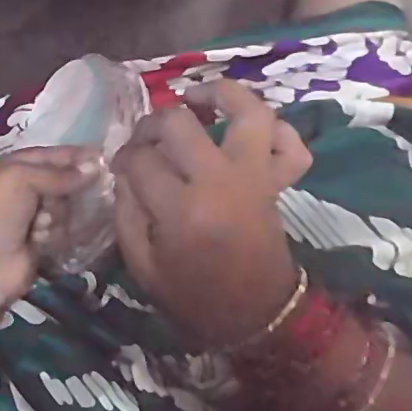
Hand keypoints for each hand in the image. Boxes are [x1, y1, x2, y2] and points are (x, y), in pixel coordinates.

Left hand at [0, 146, 99, 315]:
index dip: (76, 156)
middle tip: (57, 200)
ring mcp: (32, 217)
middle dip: (66, 190)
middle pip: (63, 181)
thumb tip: (96, 166)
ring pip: (66, 207)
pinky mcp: (42, 243)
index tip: (105, 158)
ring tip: (39, 226)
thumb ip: (57, 173)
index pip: (51, 154)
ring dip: (57, 215)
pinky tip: (40, 242)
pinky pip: (63, 230)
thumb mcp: (18, 180)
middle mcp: (22, 189)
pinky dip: (55, 235)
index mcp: (11, 167)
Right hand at [110, 80, 312, 349]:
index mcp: (181, 209)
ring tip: (196, 98)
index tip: (120, 167)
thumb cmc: (194, 295)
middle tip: (146, 140)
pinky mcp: (278, 182)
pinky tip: (248, 130)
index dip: (122, 157)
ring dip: (220, 94)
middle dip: (151, 123)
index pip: (139, 159)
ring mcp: (255, 177)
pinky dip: (276, 129)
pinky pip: (291, 143)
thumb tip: (126, 173)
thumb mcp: (142, 264)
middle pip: (178, 122)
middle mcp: (220, 181)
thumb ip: (127, 213)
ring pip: (248, 112)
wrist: (257, 316)